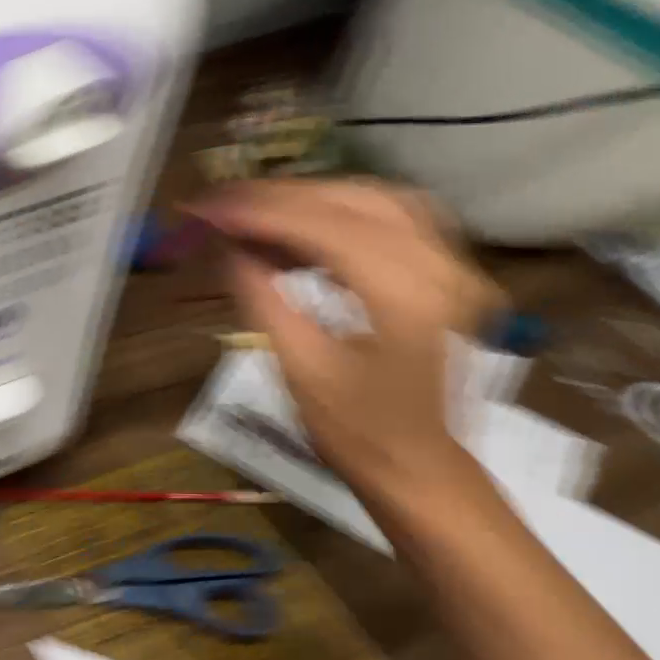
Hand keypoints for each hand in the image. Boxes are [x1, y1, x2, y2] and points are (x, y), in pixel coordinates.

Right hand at [187, 179, 494, 507]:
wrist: (415, 462)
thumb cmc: (352, 428)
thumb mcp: (298, 367)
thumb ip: (264, 297)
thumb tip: (229, 248)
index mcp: (406, 295)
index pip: (328, 228)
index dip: (262, 212)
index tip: (207, 208)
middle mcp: (441, 267)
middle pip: (356, 201)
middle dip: (282, 196)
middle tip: (220, 202)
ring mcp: (452, 266)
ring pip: (379, 201)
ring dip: (312, 197)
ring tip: (253, 209)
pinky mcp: (445, 273)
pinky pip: (394, 218)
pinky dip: (341, 211)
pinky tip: (301, 225)